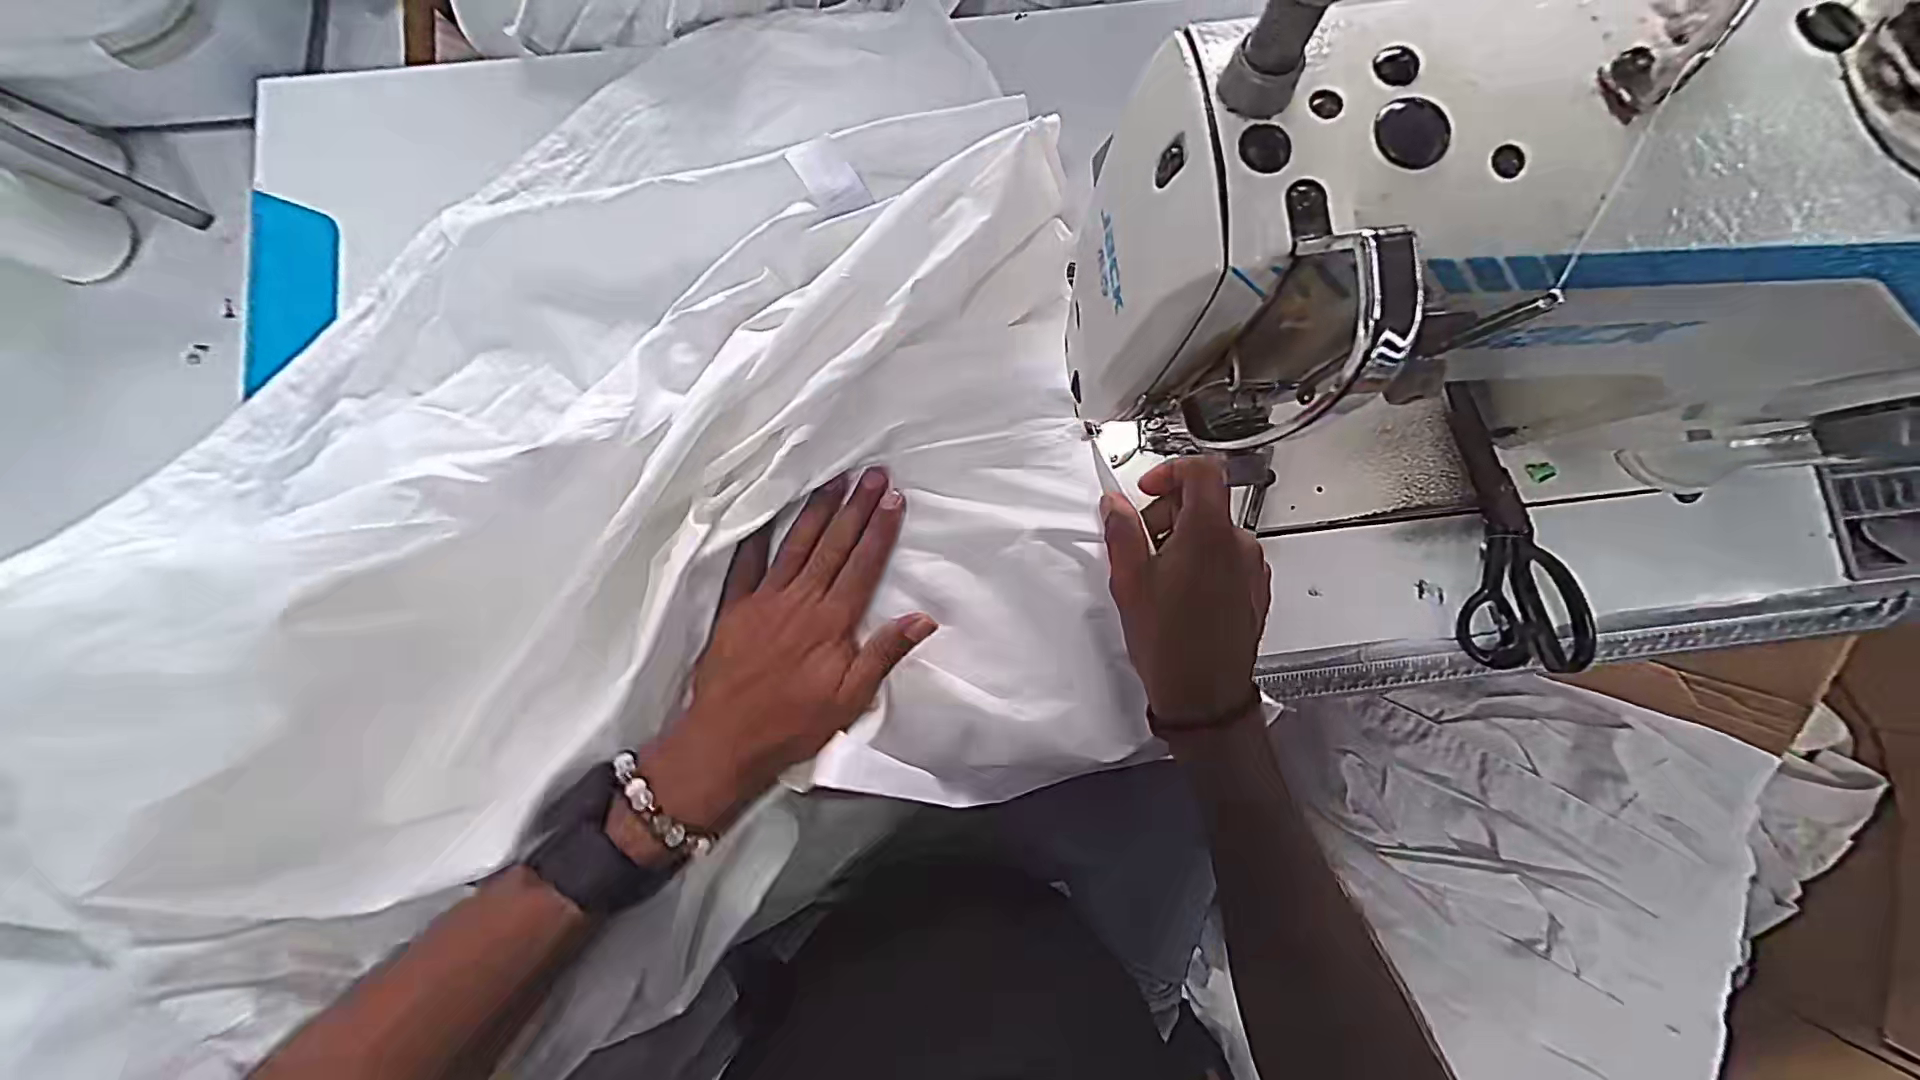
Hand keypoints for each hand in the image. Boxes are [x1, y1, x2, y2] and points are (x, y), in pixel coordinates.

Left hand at [623, 468, 936, 843]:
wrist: (726, 740)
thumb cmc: (793, 723)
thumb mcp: (851, 698)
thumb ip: (885, 653)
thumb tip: (923, 619)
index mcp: (832, 621)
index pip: (864, 564)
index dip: (881, 529)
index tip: (894, 499)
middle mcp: (801, 601)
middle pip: (835, 545)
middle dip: (857, 506)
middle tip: (873, 474)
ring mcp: (765, 600)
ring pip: (797, 545)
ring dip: (818, 510)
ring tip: (835, 481)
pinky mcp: (735, 608)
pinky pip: (746, 565)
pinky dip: (756, 538)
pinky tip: (766, 515)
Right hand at [1100, 456, 1269, 731]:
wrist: (1205, 695)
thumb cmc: (1172, 645)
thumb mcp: (1130, 581)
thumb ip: (1122, 531)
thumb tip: (1115, 505)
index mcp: (1208, 534)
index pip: (1201, 471)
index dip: (1170, 470)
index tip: (1148, 488)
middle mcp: (1238, 545)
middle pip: (1204, 502)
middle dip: (1167, 513)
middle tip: (1140, 543)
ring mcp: (1251, 568)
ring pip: (1213, 531)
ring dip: (1182, 539)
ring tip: (1157, 576)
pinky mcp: (1254, 588)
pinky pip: (1225, 556)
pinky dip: (1201, 560)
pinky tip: (1178, 592)